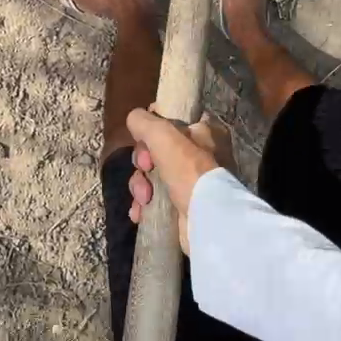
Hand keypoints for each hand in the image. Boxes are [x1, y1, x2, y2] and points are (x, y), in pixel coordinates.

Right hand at [125, 109, 234, 253]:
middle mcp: (200, 156)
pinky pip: (154, 200)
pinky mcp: (181, 208)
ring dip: (140, 186)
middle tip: (145, 168)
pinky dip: (143, 205)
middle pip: (157, 149)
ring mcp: (190, 184)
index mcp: (205, 132)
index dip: (153, 126)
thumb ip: (144, 121)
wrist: (206, 221)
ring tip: (144, 198)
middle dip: (142, 161)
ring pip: (152, 176)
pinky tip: (140, 212)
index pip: (173, 119)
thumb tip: (134, 119)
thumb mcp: (162, 134)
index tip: (144, 136)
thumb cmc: (189, 170)